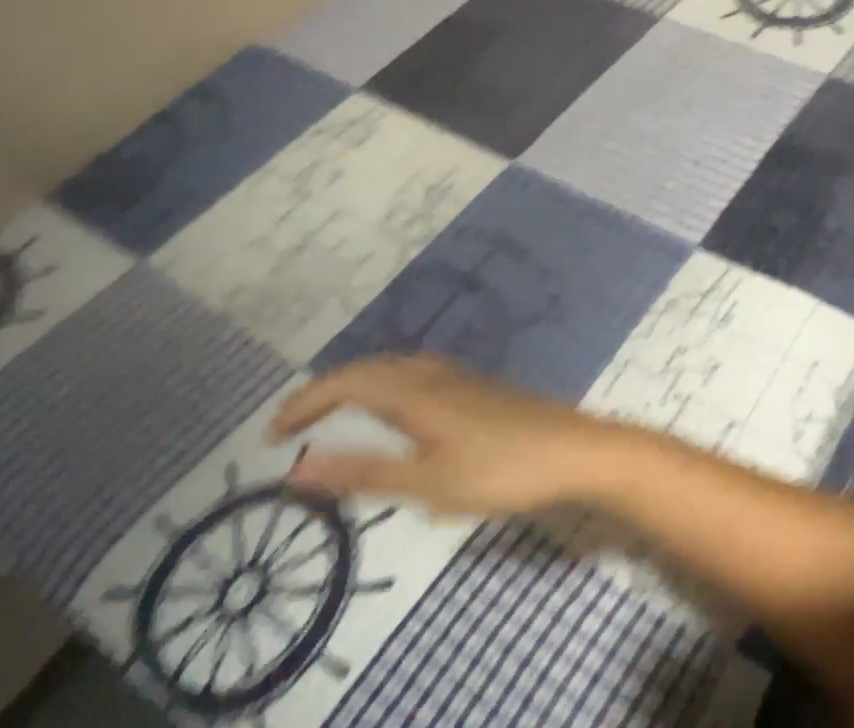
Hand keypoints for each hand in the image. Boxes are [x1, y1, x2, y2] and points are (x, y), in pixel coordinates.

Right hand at [266, 353, 624, 514]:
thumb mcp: (428, 484)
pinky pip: (426, 378)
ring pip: (403, 370)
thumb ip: (364, 474)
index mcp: (417, 393)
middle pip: (373, 368)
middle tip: (297, 423)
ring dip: (365, 386)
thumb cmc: (505, 472)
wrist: (583, 453)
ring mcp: (469, 380)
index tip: (270, 435)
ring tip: (343, 416)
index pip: (346, 382)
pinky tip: (408, 415)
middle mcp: (439, 376)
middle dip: (329, 391)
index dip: (304, 402)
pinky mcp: (490, 391)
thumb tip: (293, 469)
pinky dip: (396, 390)